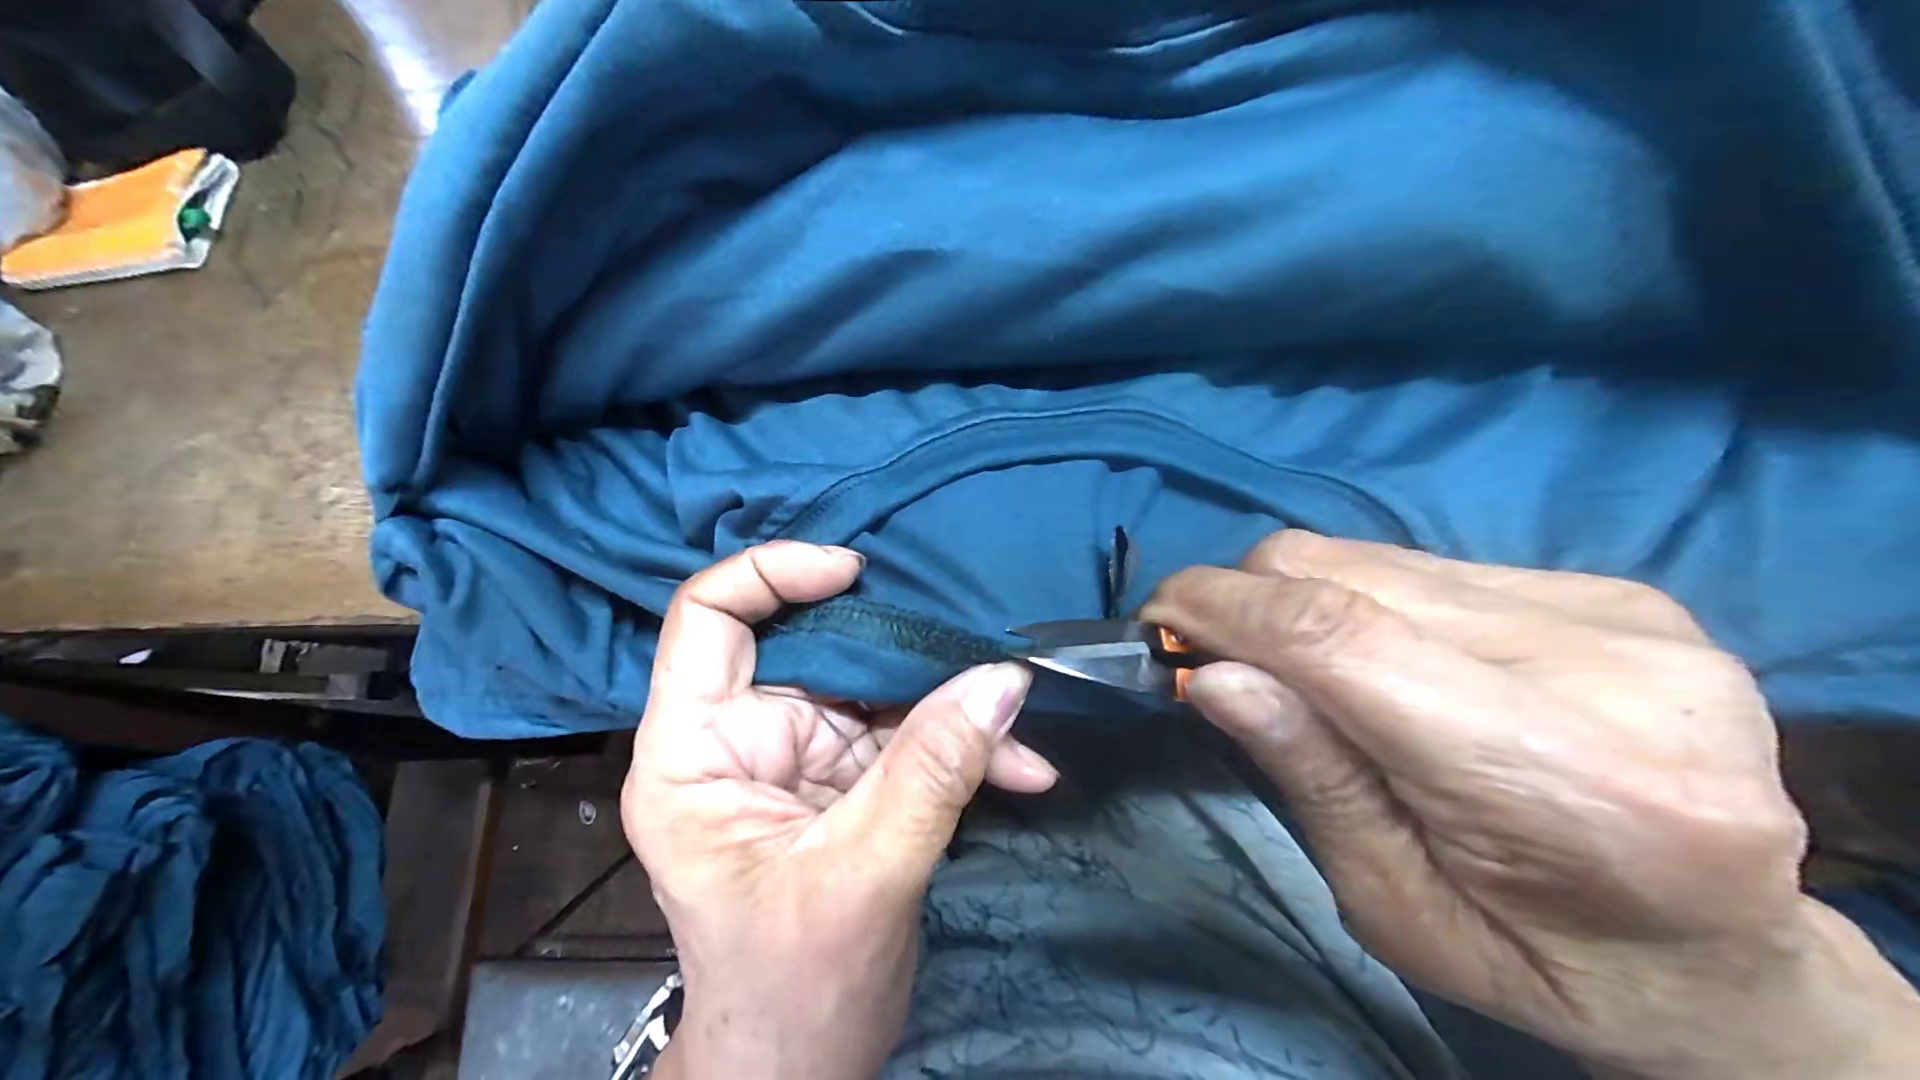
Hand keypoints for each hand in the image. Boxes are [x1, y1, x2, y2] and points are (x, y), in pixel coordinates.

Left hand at [621, 541, 1053, 1079]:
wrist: (802, 1069)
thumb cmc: (793, 990)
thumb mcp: (863, 877)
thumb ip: (932, 772)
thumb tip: (1002, 681)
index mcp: (696, 751)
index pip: (709, 617)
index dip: (772, 573)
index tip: (854, 572)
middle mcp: (742, 736)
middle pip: (810, 641)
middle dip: (894, 643)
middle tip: (967, 643)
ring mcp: (798, 752)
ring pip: (872, 687)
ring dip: (948, 703)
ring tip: (1017, 726)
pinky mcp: (845, 776)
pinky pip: (905, 733)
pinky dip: (961, 746)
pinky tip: (1021, 770)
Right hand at [1143, 531, 1919, 1079]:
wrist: (1727, 957)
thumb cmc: (1542, 962)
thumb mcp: (1394, 905)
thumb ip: (1307, 774)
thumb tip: (1211, 676)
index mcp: (1572, 784)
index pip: (1345, 640)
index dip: (1227, 611)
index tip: (1155, 618)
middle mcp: (1613, 669)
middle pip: (1347, 574)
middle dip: (1244, 598)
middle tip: (1208, 650)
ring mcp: (1624, 613)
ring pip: (1372, 554)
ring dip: (1296, 597)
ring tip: (1289, 661)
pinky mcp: (1614, 587)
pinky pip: (1418, 563)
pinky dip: (1356, 597)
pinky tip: (1373, 654)